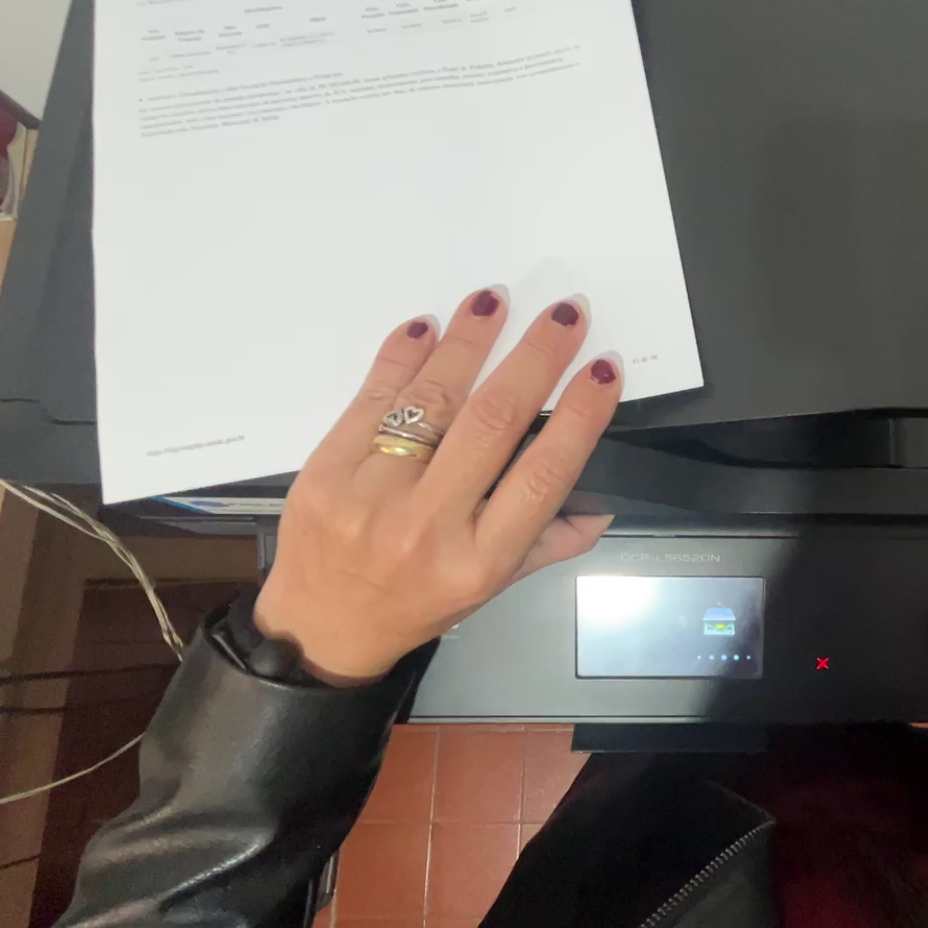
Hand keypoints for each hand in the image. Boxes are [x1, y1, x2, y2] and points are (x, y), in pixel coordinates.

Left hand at [255, 288, 621, 684]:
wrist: (322, 628)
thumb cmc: (421, 605)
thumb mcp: (495, 586)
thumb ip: (551, 543)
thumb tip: (604, 505)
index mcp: (479, 559)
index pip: (543, 474)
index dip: (579, 417)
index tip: (602, 371)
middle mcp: (428, 526)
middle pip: (492, 423)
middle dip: (536, 359)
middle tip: (565, 315)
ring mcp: (369, 495)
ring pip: (431, 400)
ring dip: (470, 341)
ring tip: (496, 300)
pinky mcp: (323, 470)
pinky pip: (371, 398)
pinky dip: (403, 355)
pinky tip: (431, 325)